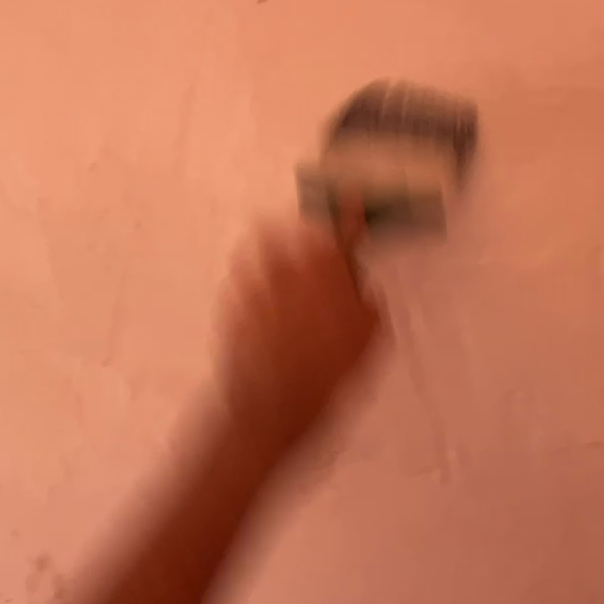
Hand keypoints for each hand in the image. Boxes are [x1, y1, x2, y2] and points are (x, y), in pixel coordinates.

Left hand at [218, 218, 382, 449]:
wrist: (275, 406)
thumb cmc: (327, 375)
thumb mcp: (371, 337)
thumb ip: (365, 301)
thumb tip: (358, 290)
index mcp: (327, 271)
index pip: (343, 229)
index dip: (349, 212)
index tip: (349, 197)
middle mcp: (288, 268)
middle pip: (296, 231)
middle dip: (308, 236)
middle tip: (318, 254)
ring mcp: (255, 284)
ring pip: (261, 246)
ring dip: (275, 249)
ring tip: (284, 267)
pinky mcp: (232, 304)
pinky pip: (242, 279)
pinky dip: (254, 281)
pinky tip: (265, 303)